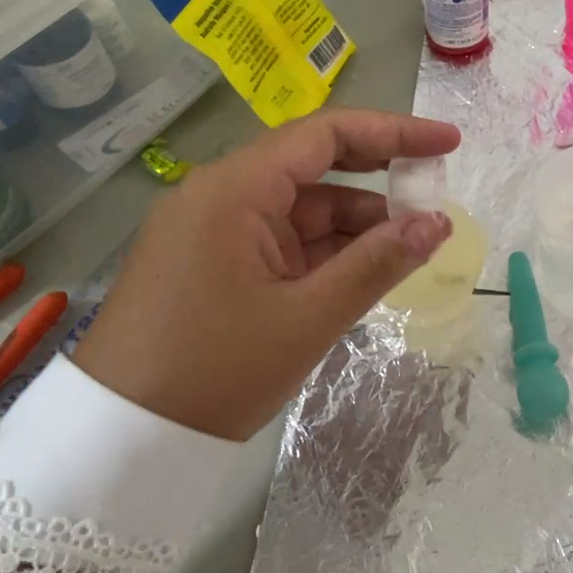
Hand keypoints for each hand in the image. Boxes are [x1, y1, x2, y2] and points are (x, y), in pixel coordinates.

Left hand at [75, 109, 458, 441]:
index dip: (393, 133)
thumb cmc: (216, 371)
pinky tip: (366, 269)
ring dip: (356, 224)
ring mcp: (213, 230)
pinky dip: (325, 251)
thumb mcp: (309, 317)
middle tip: (436, 191)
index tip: (449, 144)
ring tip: (413, 245)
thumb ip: (378, 263)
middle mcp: (220, 195)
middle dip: (379, 177)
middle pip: (313, 166)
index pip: (325, 135)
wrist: (123, 439)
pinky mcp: (212, 263)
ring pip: (300, 209)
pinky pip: (281, 241)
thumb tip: (439, 222)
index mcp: (234, 190)